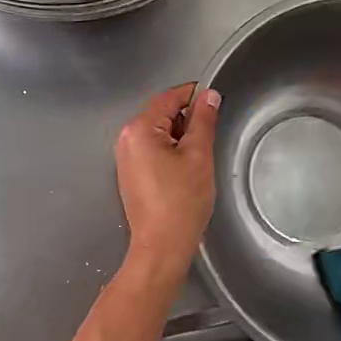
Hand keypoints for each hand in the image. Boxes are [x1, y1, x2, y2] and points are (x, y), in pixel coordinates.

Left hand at [115, 83, 219, 273]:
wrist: (162, 245)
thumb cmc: (182, 200)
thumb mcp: (198, 155)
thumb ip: (203, 120)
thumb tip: (209, 95)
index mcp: (140, 129)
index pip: (169, 98)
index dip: (194, 94)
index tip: (215, 99)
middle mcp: (126, 139)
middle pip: (162, 114)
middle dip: (188, 119)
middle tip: (210, 136)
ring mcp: (125, 158)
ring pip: (159, 133)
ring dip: (181, 137)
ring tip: (199, 157)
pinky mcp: (131, 174)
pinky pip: (152, 150)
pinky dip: (170, 152)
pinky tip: (185, 170)